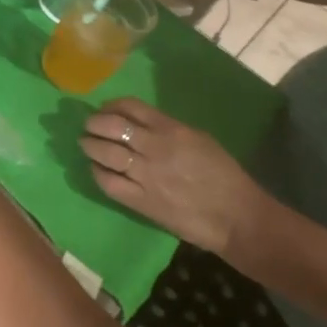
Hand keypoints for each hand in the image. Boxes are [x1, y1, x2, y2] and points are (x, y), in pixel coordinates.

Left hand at [80, 98, 269, 255]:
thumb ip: (166, 127)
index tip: (105, 110)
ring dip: (90, 145)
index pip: (130, 107)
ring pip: (105, 152)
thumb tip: (135, 121)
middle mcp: (154, 147)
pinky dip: (98, 173)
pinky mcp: (142, 201)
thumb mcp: (199, 139)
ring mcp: (146, 175)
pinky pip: (109, 183)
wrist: (240, 219)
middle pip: (110, 126)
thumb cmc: (224, 176)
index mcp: (171, 129)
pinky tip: (97, 169)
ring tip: (86, 144)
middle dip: (94, 123)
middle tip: (89, 126)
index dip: (111, 106)